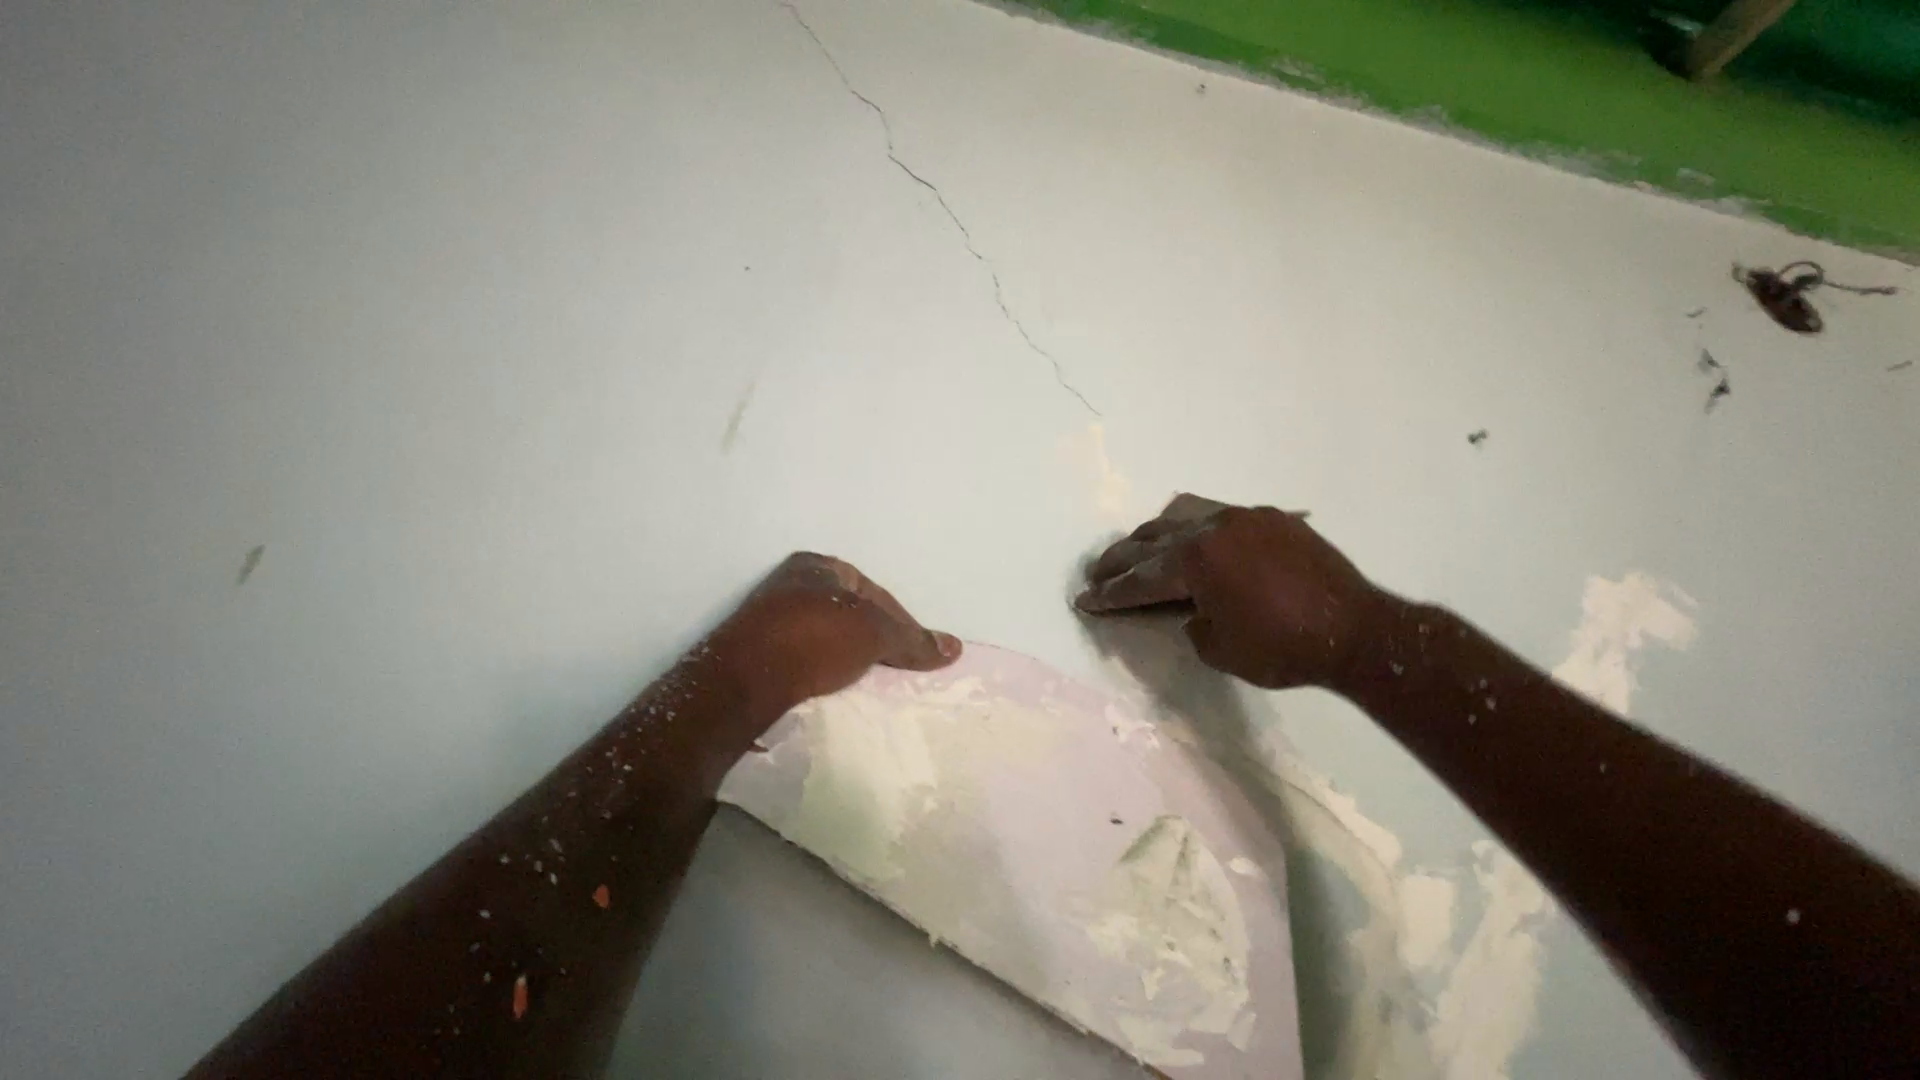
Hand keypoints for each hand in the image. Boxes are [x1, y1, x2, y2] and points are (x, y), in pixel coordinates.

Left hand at [716, 552, 961, 709]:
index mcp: (817, 566)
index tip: (919, 652)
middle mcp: (790, 583)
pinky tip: (831, 685)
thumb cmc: (814, 639)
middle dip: (874, 636)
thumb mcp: (874, 634)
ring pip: (824, 634)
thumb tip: (954, 647)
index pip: (874, 592)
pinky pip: (802, 656)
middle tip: (897, 665)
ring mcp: (768, 617)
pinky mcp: (754, 651)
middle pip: (848, 611)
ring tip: (868, 679)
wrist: (746, 679)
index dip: (903, 621)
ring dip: (847, 654)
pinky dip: (822, 668)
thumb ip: (912, 640)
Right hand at [1075, 494, 1383, 688]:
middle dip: (1120, 560)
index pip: (1140, 578)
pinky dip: (1192, 525)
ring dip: (1153, 534)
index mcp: (1196, 560)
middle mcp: (1213, 527)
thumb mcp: (1219, 649)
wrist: (1359, 632)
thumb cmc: (1283, 649)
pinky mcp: (1270, 518)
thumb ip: (1192, 623)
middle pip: (1151, 540)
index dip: (1109, 594)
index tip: (1083, 600)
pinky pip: (1217, 513)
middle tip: (1096, 573)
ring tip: (1137, 549)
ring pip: (1181, 514)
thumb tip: (1192, 610)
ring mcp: (1243, 517)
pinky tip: (1190, 537)